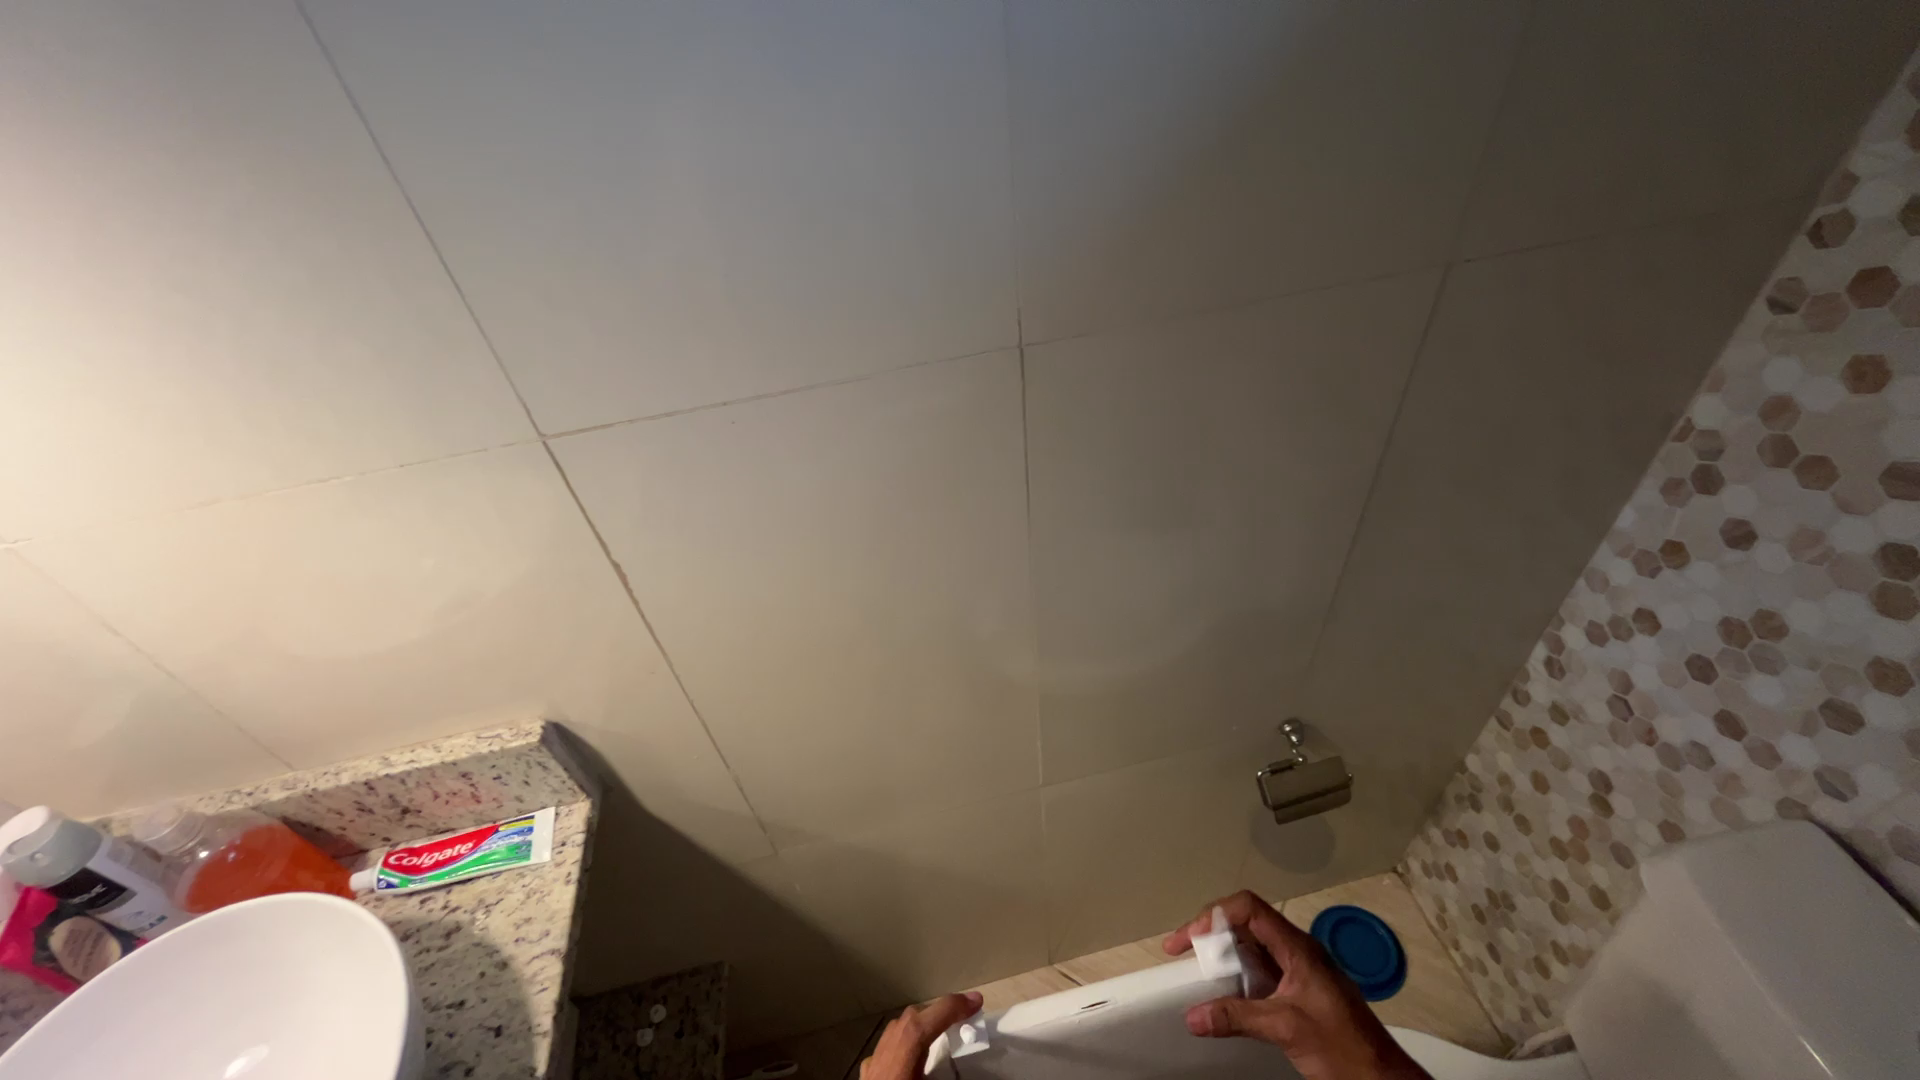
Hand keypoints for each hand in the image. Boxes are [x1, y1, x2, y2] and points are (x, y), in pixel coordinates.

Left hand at [858, 991, 982, 1079]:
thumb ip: (947, 1075)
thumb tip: (973, 1072)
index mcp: (899, 1065)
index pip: (924, 1023)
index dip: (953, 1007)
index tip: (977, 1002)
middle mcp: (881, 1059)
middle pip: (908, 1021)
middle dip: (938, 1012)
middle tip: (965, 1017)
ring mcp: (871, 1068)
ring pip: (894, 1032)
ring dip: (920, 1027)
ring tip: (943, 1034)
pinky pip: (886, 1052)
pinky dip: (903, 1046)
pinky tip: (914, 1060)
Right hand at [1163, 891, 1430, 1079]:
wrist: (1383, 1079)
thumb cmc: (1345, 1047)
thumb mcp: (1286, 1029)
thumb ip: (1237, 1017)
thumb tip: (1193, 1016)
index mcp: (1298, 948)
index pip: (1249, 908)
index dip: (1214, 915)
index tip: (1190, 939)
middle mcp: (1298, 951)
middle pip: (1247, 922)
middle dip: (1212, 931)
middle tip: (1184, 949)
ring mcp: (1300, 969)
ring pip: (1253, 945)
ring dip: (1224, 953)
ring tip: (1200, 969)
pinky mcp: (1300, 989)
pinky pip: (1261, 969)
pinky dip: (1238, 975)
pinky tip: (1227, 993)